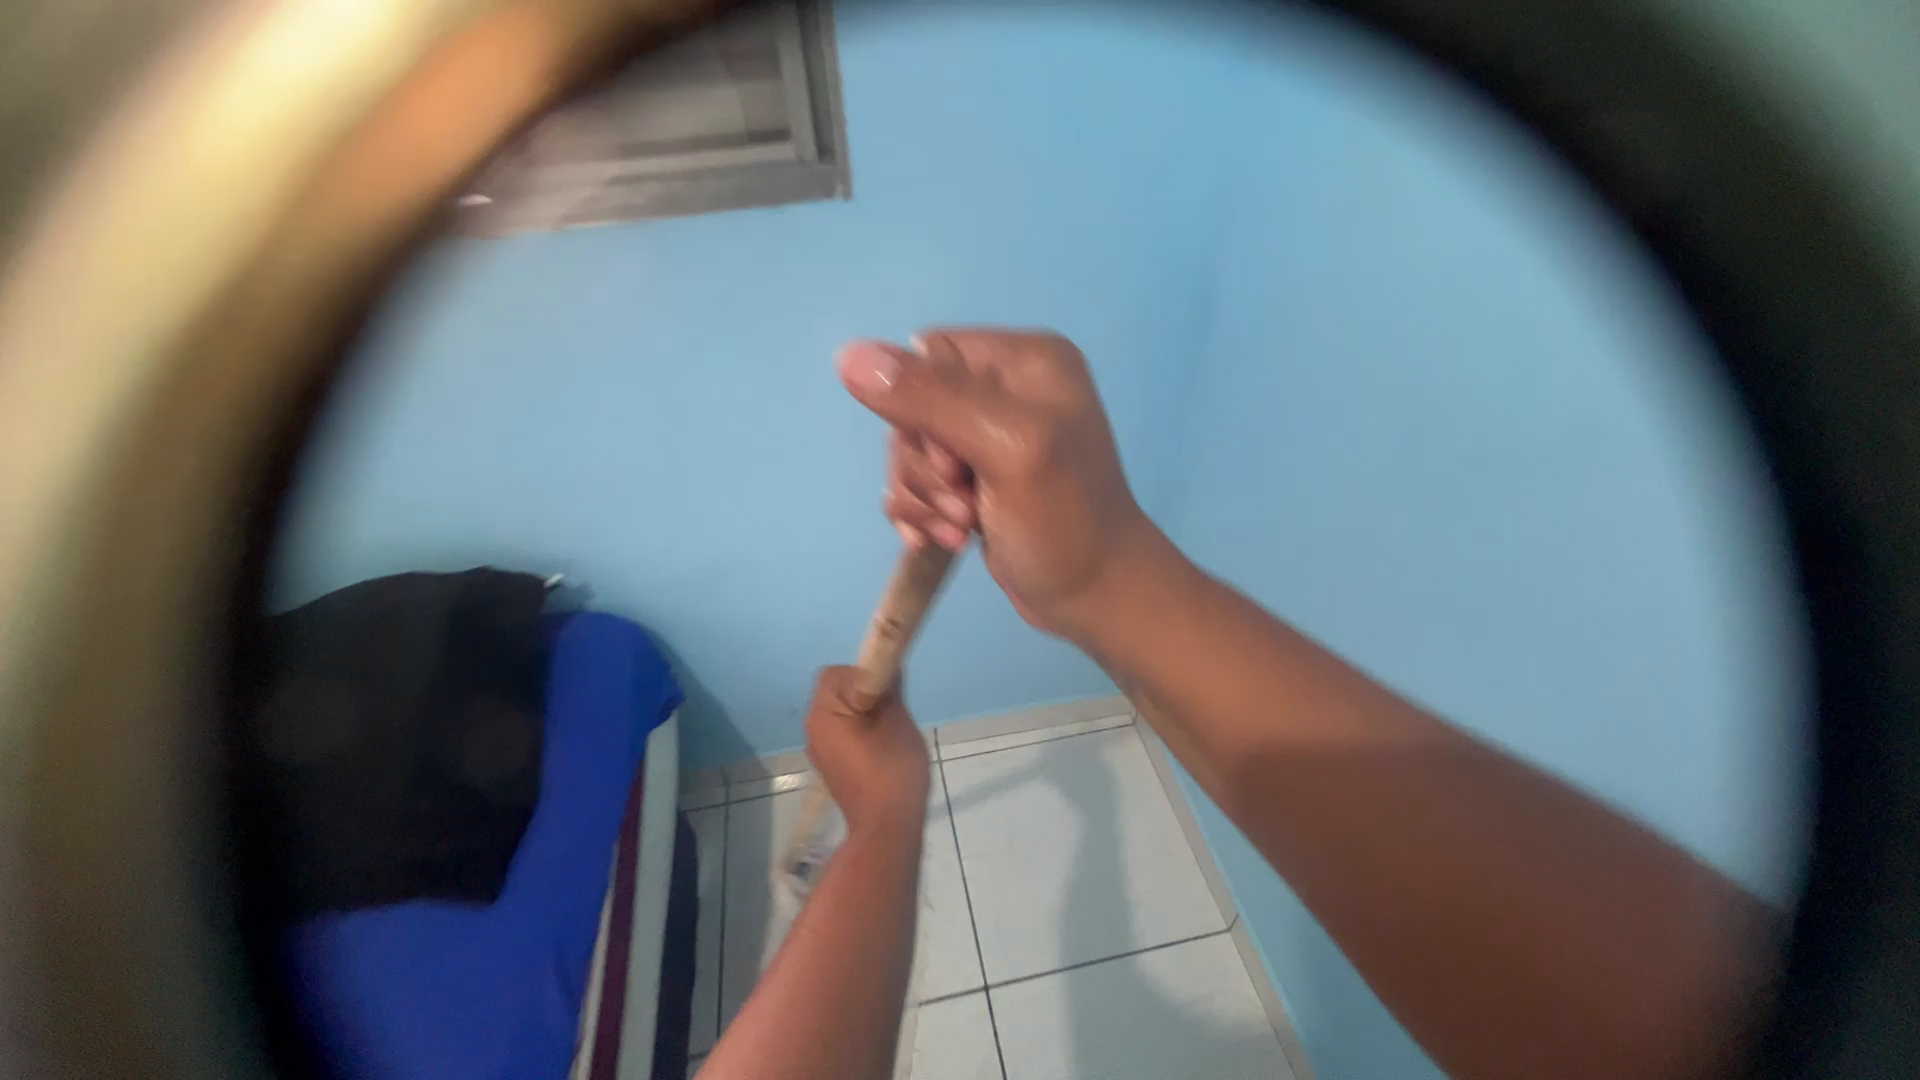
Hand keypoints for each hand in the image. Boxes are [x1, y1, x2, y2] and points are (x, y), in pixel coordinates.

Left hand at [804, 666, 929, 839]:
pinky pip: (843, 733)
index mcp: (823, 713)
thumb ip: (888, 688)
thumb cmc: (891, 768)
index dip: (865, 674)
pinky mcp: (830, 765)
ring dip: (865, 713)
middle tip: (892, 712)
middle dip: (866, 693)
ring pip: (842, 713)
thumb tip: (886, 668)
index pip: (837, 673)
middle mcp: (813, 727)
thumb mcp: (896, 719)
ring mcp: (819, 749)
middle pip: (837, 691)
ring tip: (890, 733)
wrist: (885, 828)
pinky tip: (882, 751)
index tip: (888, 691)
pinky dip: (861, 732)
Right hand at [837, 328, 1159, 639]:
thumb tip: (846, 355)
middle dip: (923, 468)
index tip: (956, 464)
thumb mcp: (1004, 447)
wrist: (1094, 599)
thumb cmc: (1063, 521)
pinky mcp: (972, 482)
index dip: (921, 413)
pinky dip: (920, 514)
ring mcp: (987, 439)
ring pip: (908, 452)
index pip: (927, 357)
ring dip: (922, 498)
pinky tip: (943, 541)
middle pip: (911, 409)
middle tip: (964, 504)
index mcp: (1023, 359)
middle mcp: (1004, 390)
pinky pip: (915, 484)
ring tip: (960, 528)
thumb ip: (931, 399)